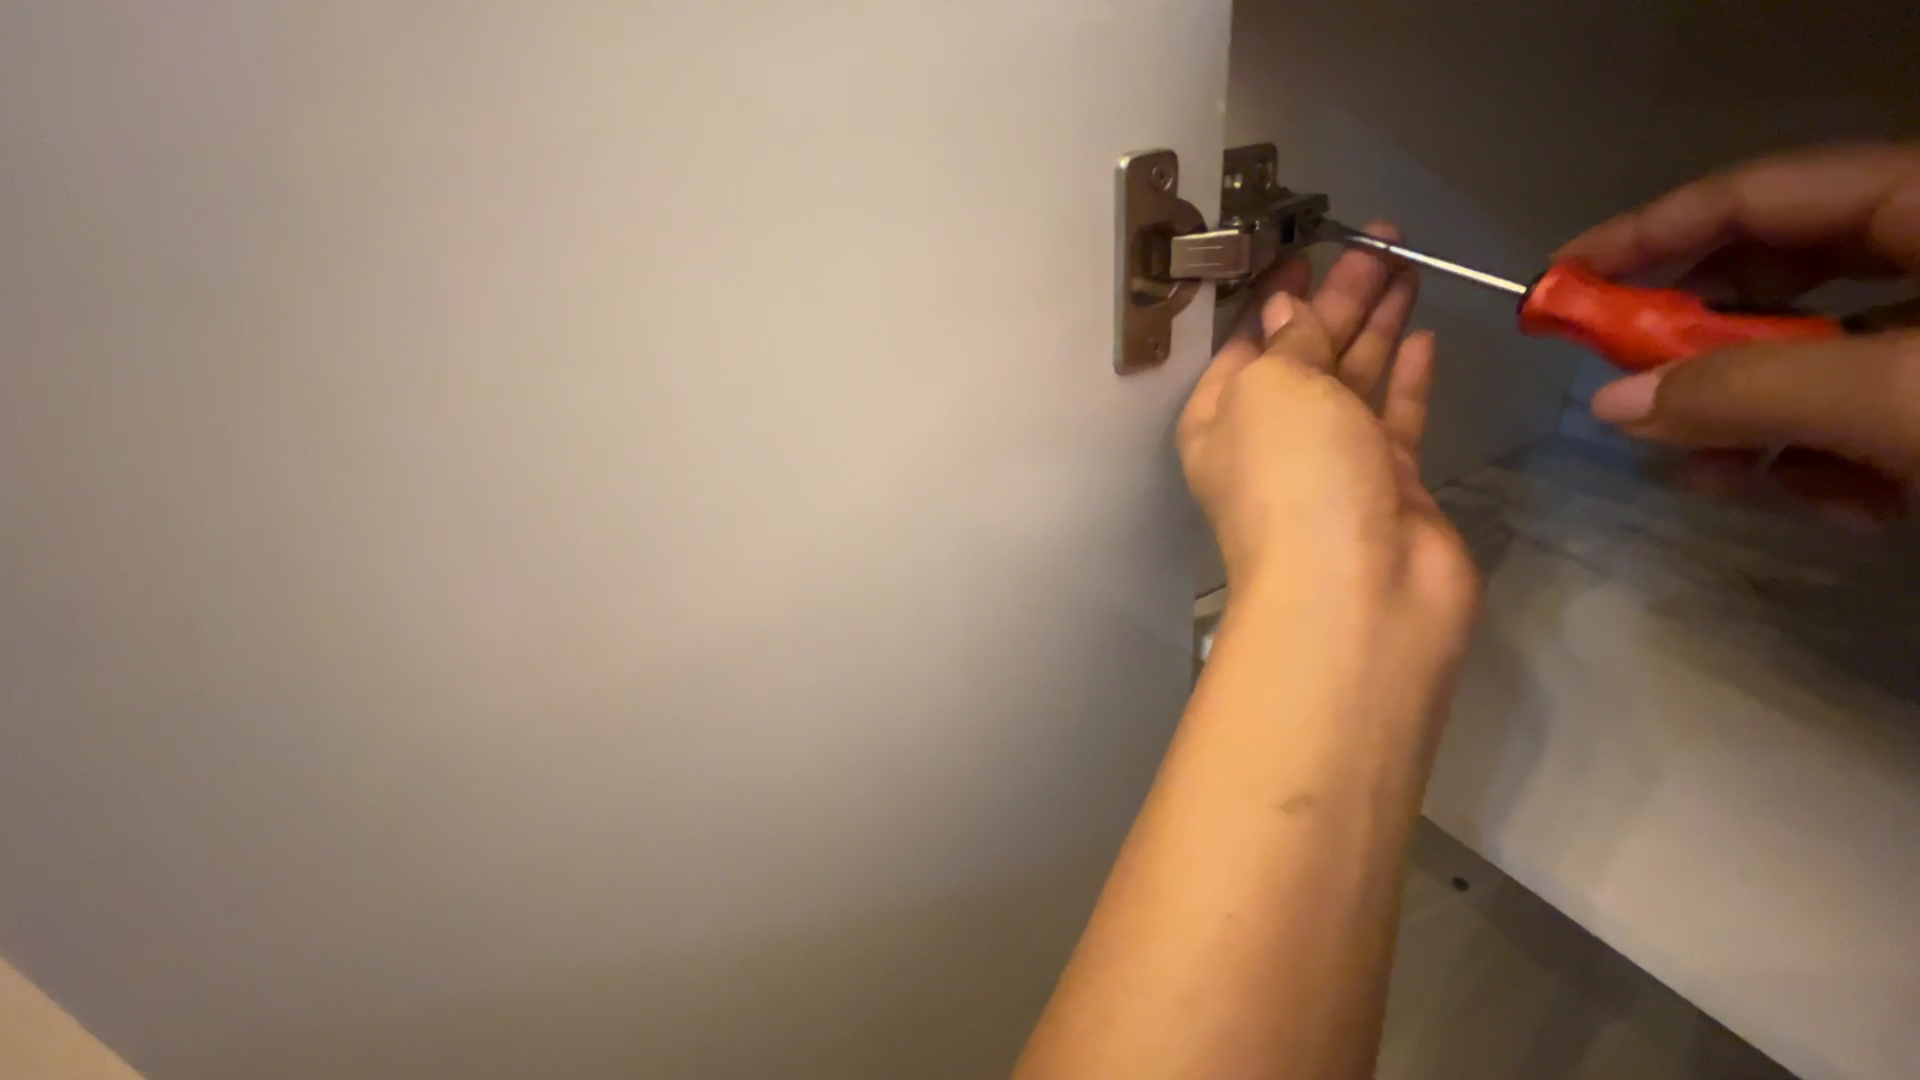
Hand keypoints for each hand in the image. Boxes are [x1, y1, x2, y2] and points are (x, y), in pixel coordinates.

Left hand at [1179, 225, 1478, 677]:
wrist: (1357, 592)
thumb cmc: (1292, 478)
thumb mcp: (1271, 390)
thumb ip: (1287, 345)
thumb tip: (1286, 312)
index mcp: (1218, 421)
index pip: (1244, 345)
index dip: (1273, 297)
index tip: (1306, 250)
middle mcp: (1268, 441)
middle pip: (1304, 355)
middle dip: (1338, 299)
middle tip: (1381, 240)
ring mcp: (1331, 463)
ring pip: (1353, 379)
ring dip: (1377, 325)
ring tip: (1407, 265)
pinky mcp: (1389, 484)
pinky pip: (1396, 417)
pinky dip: (1406, 377)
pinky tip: (1422, 334)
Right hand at [1557, 142, 1919, 522]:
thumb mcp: (1914, 398)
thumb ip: (1747, 394)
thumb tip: (1608, 403)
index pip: (1760, 195)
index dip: (1646, 232)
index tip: (1558, 282)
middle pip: (1773, 280)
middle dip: (1687, 343)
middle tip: (1618, 391)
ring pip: (1807, 360)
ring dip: (1742, 420)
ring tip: (1711, 478)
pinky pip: (1860, 417)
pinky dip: (1820, 460)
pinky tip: (1822, 502)